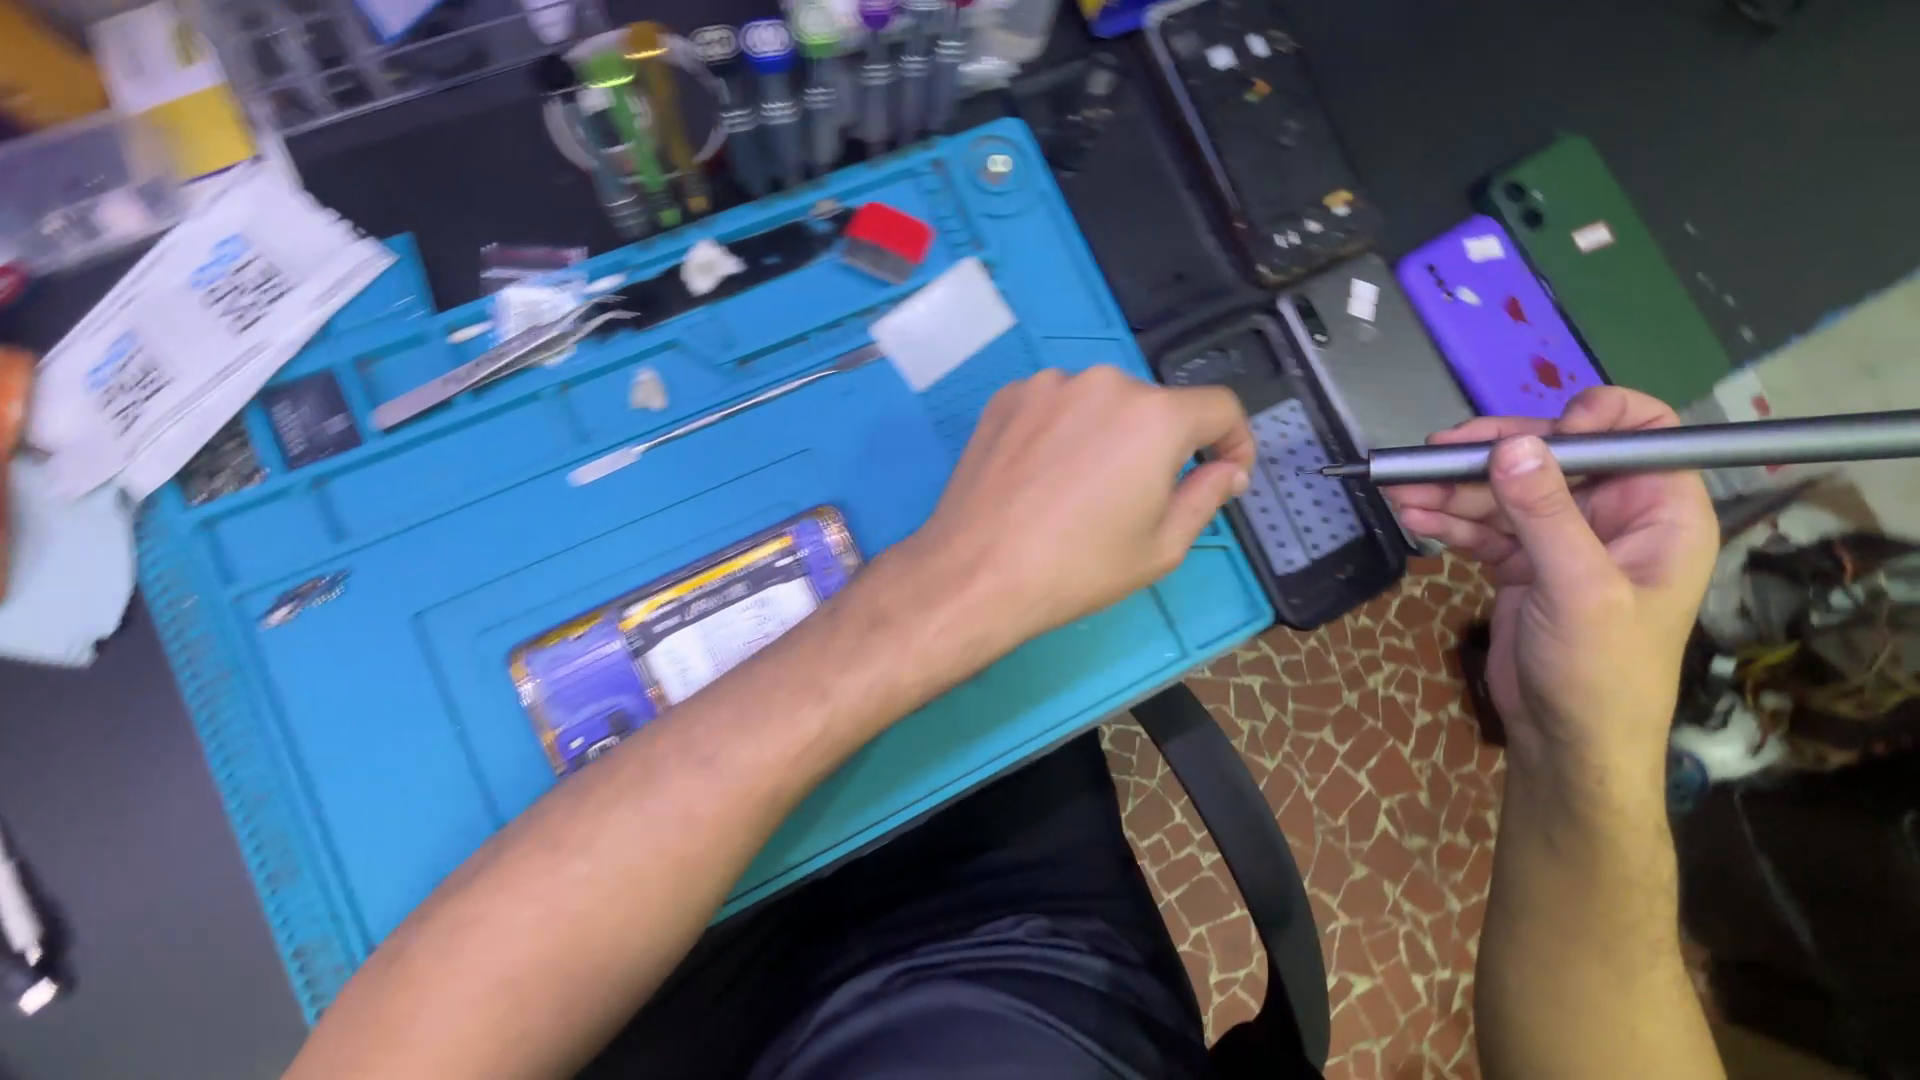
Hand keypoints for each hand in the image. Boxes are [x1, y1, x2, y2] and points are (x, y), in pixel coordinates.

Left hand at [902, 366, 1252, 649]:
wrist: (976, 572)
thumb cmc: (1077, 567)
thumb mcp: (1162, 547)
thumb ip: (1207, 495)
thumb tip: (1225, 469)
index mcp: (1154, 416)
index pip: (1218, 407)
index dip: (1232, 441)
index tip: (1224, 473)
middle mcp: (1103, 383)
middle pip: (1155, 406)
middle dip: (1162, 445)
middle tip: (1139, 498)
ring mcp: (1048, 385)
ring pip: (1101, 404)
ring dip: (1109, 435)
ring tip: (1082, 490)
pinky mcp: (1006, 397)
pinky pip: (1056, 406)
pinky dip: (1063, 431)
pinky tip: (1044, 476)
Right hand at [1385, 387, 1718, 784]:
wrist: (1565, 739)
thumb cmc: (1600, 669)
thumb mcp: (1579, 588)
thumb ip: (1545, 514)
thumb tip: (1512, 446)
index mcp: (1658, 512)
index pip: (1639, 433)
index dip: (1589, 419)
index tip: (1527, 435)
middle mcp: (1612, 516)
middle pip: (1549, 459)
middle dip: (1488, 457)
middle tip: (1430, 457)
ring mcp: (1562, 539)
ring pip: (1505, 493)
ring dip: (1452, 491)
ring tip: (1400, 492)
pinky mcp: (1521, 563)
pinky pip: (1482, 527)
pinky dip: (1448, 521)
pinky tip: (1413, 517)